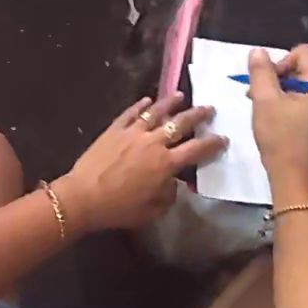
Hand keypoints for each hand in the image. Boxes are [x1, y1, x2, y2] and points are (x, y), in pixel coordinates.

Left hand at [54, 94, 228, 232]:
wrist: (84, 196)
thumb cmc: (119, 208)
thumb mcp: (152, 211)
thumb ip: (168, 196)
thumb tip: (173, 183)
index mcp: (166, 164)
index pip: (197, 149)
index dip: (213, 143)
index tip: (223, 138)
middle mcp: (153, 143)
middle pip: (180, 124)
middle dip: (198, 115)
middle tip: (209, 109)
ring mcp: (133, 132)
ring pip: (156, 112)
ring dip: (170, 103)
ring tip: (180, 96)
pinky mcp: (114, 129)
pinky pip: (131, 113)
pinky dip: (140, 105)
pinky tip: (147, 100)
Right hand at [247, 45, 307, 189]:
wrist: (291, 171)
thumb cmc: (279, 135)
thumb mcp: (265, 99)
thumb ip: (261, 71)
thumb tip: (258, 50)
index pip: (301, 52)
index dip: (280, 62)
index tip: (268, 82)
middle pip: (299, 64)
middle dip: (276, 75)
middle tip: (258, 92)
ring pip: (295, 79)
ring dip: (275, 86)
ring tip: (259, 102)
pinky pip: (297, 93)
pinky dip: (281, 97)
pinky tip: (267, 110)